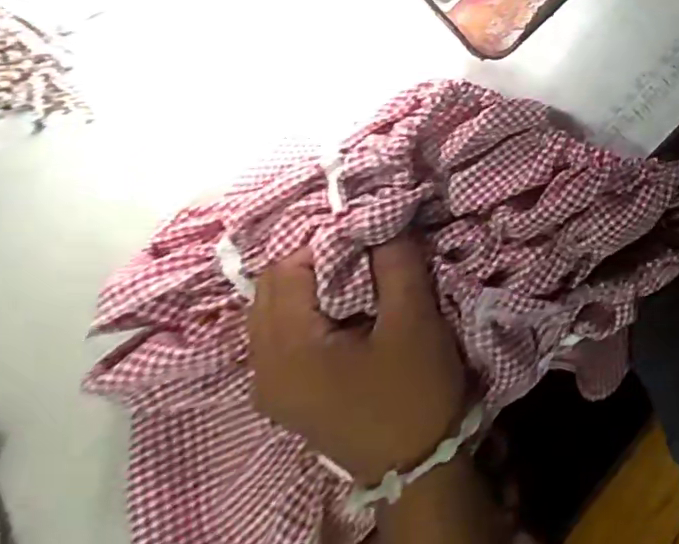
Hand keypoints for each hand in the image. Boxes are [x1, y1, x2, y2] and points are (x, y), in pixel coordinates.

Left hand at [248, 237, 469, 485]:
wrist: (417, 460)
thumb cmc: (414, 388)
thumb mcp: (414, 320)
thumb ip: (397, 265)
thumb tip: (386, 219)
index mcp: (286, 349)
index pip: (285, 270)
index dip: (326, 240)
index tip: (370, 229)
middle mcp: (262, 367)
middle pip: (271, 290)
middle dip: (316, 259)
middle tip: (368, 244)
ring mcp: (270, 385)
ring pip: (275, 313)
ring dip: (313, 284)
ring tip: (362, 271)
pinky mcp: (288, 394)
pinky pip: (284, 335)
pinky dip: (311, 309)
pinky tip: (349, 307)